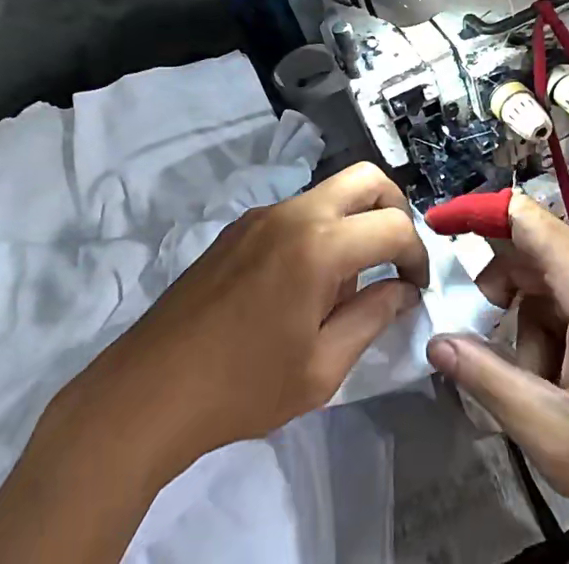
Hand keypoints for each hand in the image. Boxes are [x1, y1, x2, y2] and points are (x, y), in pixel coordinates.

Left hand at [71, 161, 429, 464]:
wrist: (151, 389)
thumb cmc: (243, 386)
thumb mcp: (322, 366)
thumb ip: (372, 316)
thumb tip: (401, 289)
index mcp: (318, 244)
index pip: (393, 226)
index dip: (418, 256)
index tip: (416, 289)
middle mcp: (292, 213)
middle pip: (365, 178)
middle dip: (395, 210)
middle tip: (397, 259)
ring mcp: (260, 216)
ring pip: (329, 193)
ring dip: (354, 222)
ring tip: (347, 284)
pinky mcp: (237, 229)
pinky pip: (296, 212)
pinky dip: (321, 231)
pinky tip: (305, 285)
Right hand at [428, 195, 568, 563]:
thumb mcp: (557, 434)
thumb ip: (488, 381)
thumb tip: (437, 342)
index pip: (522, 217)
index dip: (474, 212)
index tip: (434, 226)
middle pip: (530, 255)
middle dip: (497, 296)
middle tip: (482, 347)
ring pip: (550, 286)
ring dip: (528, 329)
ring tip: (538, 392)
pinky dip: (553, 336)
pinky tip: (563, 389)